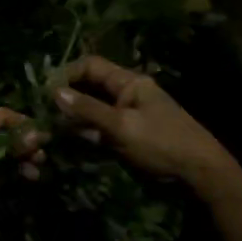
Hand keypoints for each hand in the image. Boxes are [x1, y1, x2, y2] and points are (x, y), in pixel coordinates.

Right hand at [54, 56, 240, 194]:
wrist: (199, 174)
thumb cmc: (163, 144)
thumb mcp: (122, 126)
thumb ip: (87, 110)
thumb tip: (54, 93)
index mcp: (130, 83)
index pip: (91, 66)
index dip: (66, 74)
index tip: (44, 92)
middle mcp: (127, 95)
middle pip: (89, 88)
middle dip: (66, 98)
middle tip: (41, 114)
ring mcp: (127, 116)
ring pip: (92, 111)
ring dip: (73, 119)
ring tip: (51, 130)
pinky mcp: (128, 136)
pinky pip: (100, 129)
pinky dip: (85, 134)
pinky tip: (69, 143)